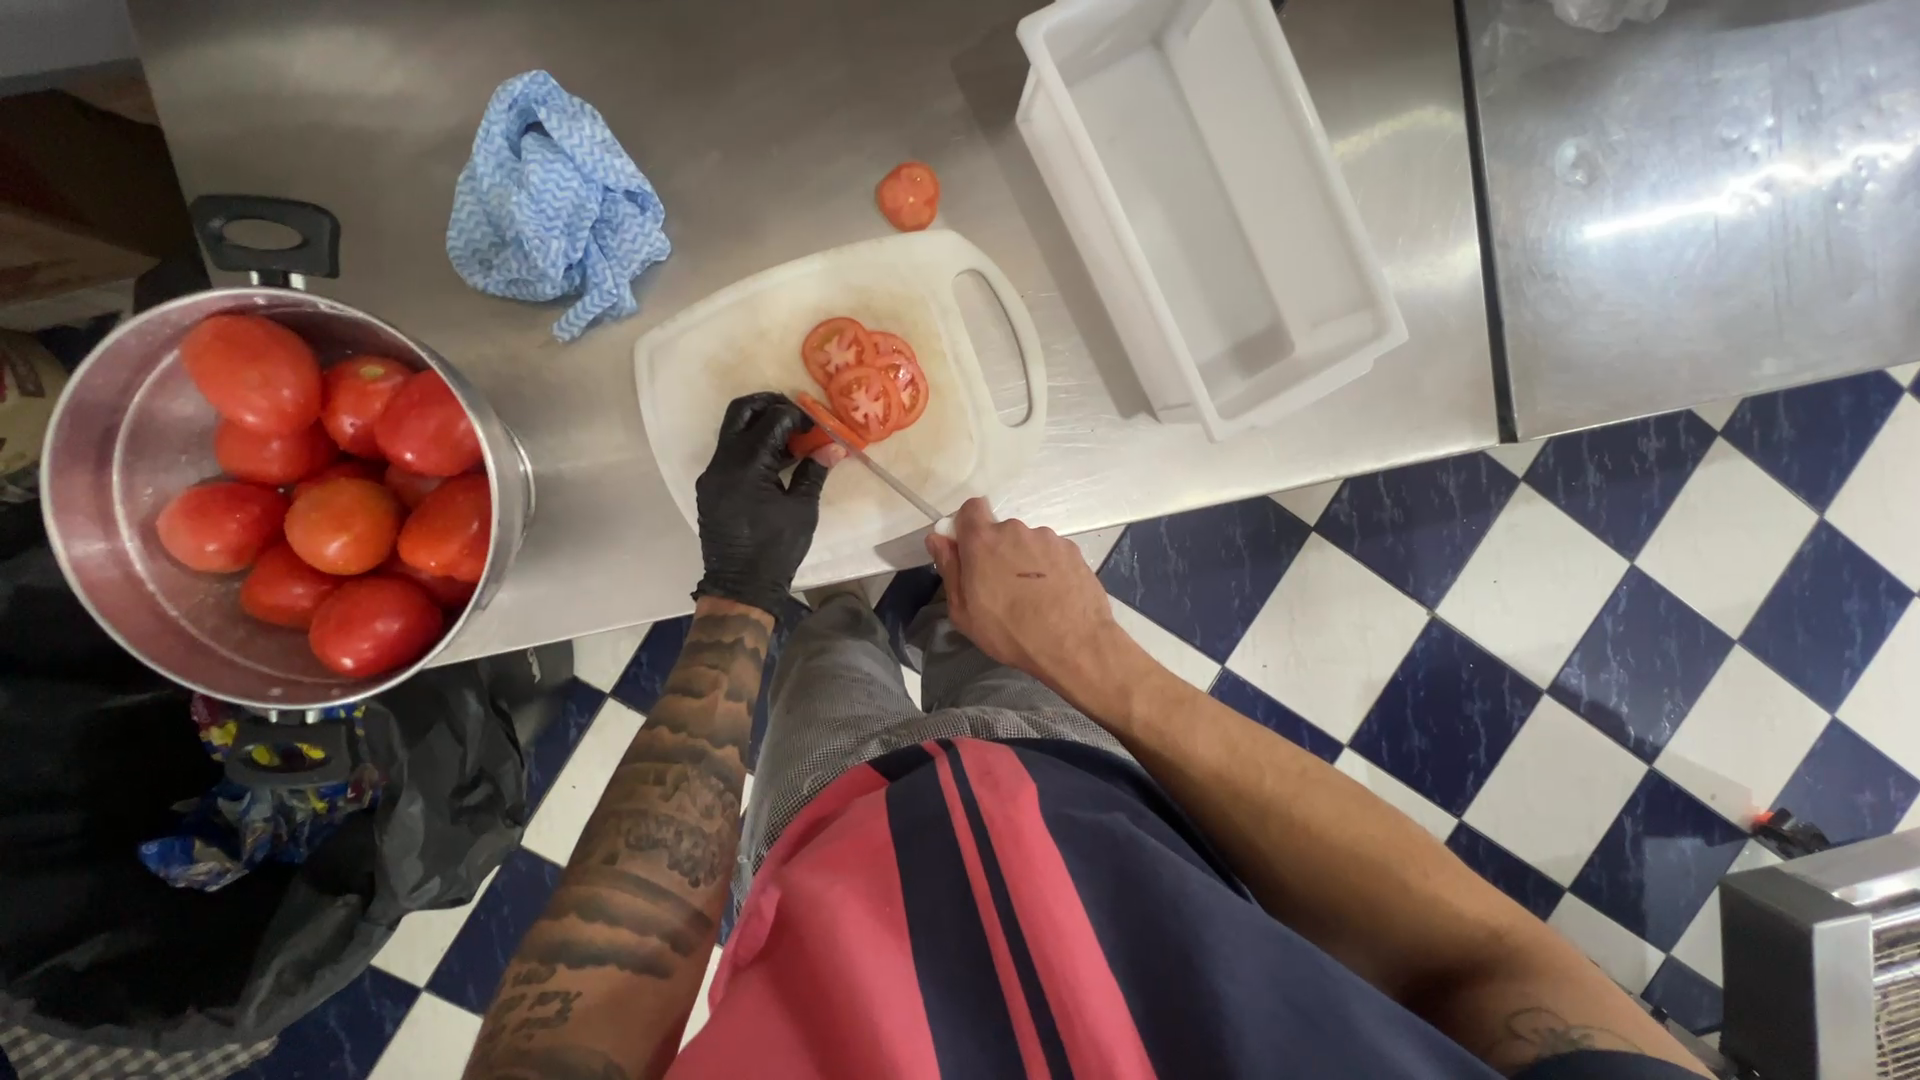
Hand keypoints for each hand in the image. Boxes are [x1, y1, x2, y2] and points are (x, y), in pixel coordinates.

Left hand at [692, 393, 827, 614]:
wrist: (741, 584)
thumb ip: (813, 471)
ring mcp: (712, 474)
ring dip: (760, 426)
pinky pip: (729, 453)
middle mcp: (722, 462)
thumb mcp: (802, 508)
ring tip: (790, 439)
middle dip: (770, 405)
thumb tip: (834, 446)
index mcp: (746, 466)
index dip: (798, 416)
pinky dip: (751, 447)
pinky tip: (774, 462)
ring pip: (732, 431)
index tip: (816, 426)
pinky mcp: (710, 486)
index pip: (772, 420)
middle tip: (796, 415)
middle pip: (741, 412)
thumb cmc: (777, 548)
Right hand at [925, 499, 1132, 697]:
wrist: (1075, 645)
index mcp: (984, 541)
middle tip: (1001, 587)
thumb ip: (949, 569)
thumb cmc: (1011, 633)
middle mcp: (1016, 530)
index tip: (969, 551)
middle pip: (1000, 531)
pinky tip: (1053, 596)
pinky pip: (1051, 554)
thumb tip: (937, 539)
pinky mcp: (1072, 551)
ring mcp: (1048, 539)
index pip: (971, 508)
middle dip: (997, 552)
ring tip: (1033, 597)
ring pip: (1027, 543)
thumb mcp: (964, 612)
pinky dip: (1049, 569)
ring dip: (1025, 561)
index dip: (967, 526)